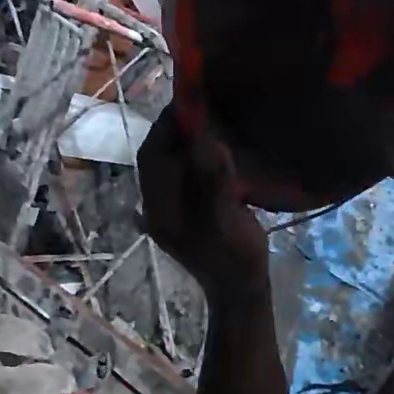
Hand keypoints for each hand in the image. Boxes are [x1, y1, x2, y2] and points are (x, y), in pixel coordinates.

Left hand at [139, 106, 268, 292]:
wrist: (239, 294)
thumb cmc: (235, 259)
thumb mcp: (228, 221)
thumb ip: (214, 182)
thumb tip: (206, 142)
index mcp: (160, 209)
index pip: (153, 156)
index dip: (166, 126)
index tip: (187, 100)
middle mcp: (157, 207)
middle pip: (156, 158)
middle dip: (171, 130)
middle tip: (197, 105)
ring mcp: (168, 211)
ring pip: (165, 166)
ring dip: (179, 142)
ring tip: (204, 121)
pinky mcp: (182, 213)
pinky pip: (177, 176)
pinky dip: (187, 157)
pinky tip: (206, 148)